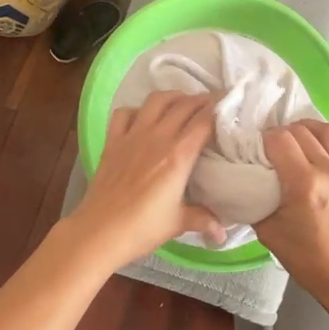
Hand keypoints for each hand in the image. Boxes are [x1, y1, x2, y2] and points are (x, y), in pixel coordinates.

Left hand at [68, 91, 226, 266]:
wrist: (100, 231)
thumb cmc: (142, 228)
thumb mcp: (178, 223)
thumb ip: (203, 219)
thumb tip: (223, 233)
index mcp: (179, 155)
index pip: (203, 121)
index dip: (218, 108)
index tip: (228, 103)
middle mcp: (157, 137)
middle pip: (183, 105)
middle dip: (200, 100)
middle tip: (211, 103)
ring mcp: (132, 136)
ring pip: (155, 101)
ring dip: (172, 96)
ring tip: (182, 102)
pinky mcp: (112, 141)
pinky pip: (124, 113)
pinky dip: (136, 109)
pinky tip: (142, 117)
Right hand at [256, 122, 328, 314]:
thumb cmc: (307, 259)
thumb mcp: (269, 232)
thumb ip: (256, 200)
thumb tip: (247, 179)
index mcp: (305, 183)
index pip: (280, 138)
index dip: (265, 139)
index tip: (258, 148)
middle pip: (302, 130)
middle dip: (283, 133)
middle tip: (274, 147)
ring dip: (309, 132)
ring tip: (299, 142)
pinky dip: (328, 157)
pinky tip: (322, 174)